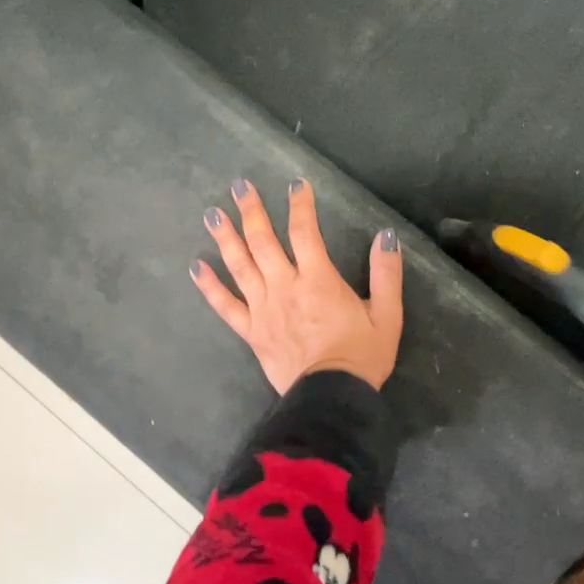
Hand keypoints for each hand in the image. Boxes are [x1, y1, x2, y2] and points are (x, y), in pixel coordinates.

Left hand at [192, 177, 403, 393]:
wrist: (332, 399)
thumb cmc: (362, 357)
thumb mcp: (387, 315)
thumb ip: (387, 274)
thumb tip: (386, 236)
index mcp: (319, 281)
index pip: (306, 233)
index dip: (300, 205)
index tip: (295, 184)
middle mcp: (286, 287)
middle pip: (264, 241)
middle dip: (252, 210)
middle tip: (239, 185)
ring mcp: (264, 310)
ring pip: (240, 266)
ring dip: (226, 237)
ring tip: (212, 214)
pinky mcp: (251, 332)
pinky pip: (225, 306)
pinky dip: (210, 285)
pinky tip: (196, 267)